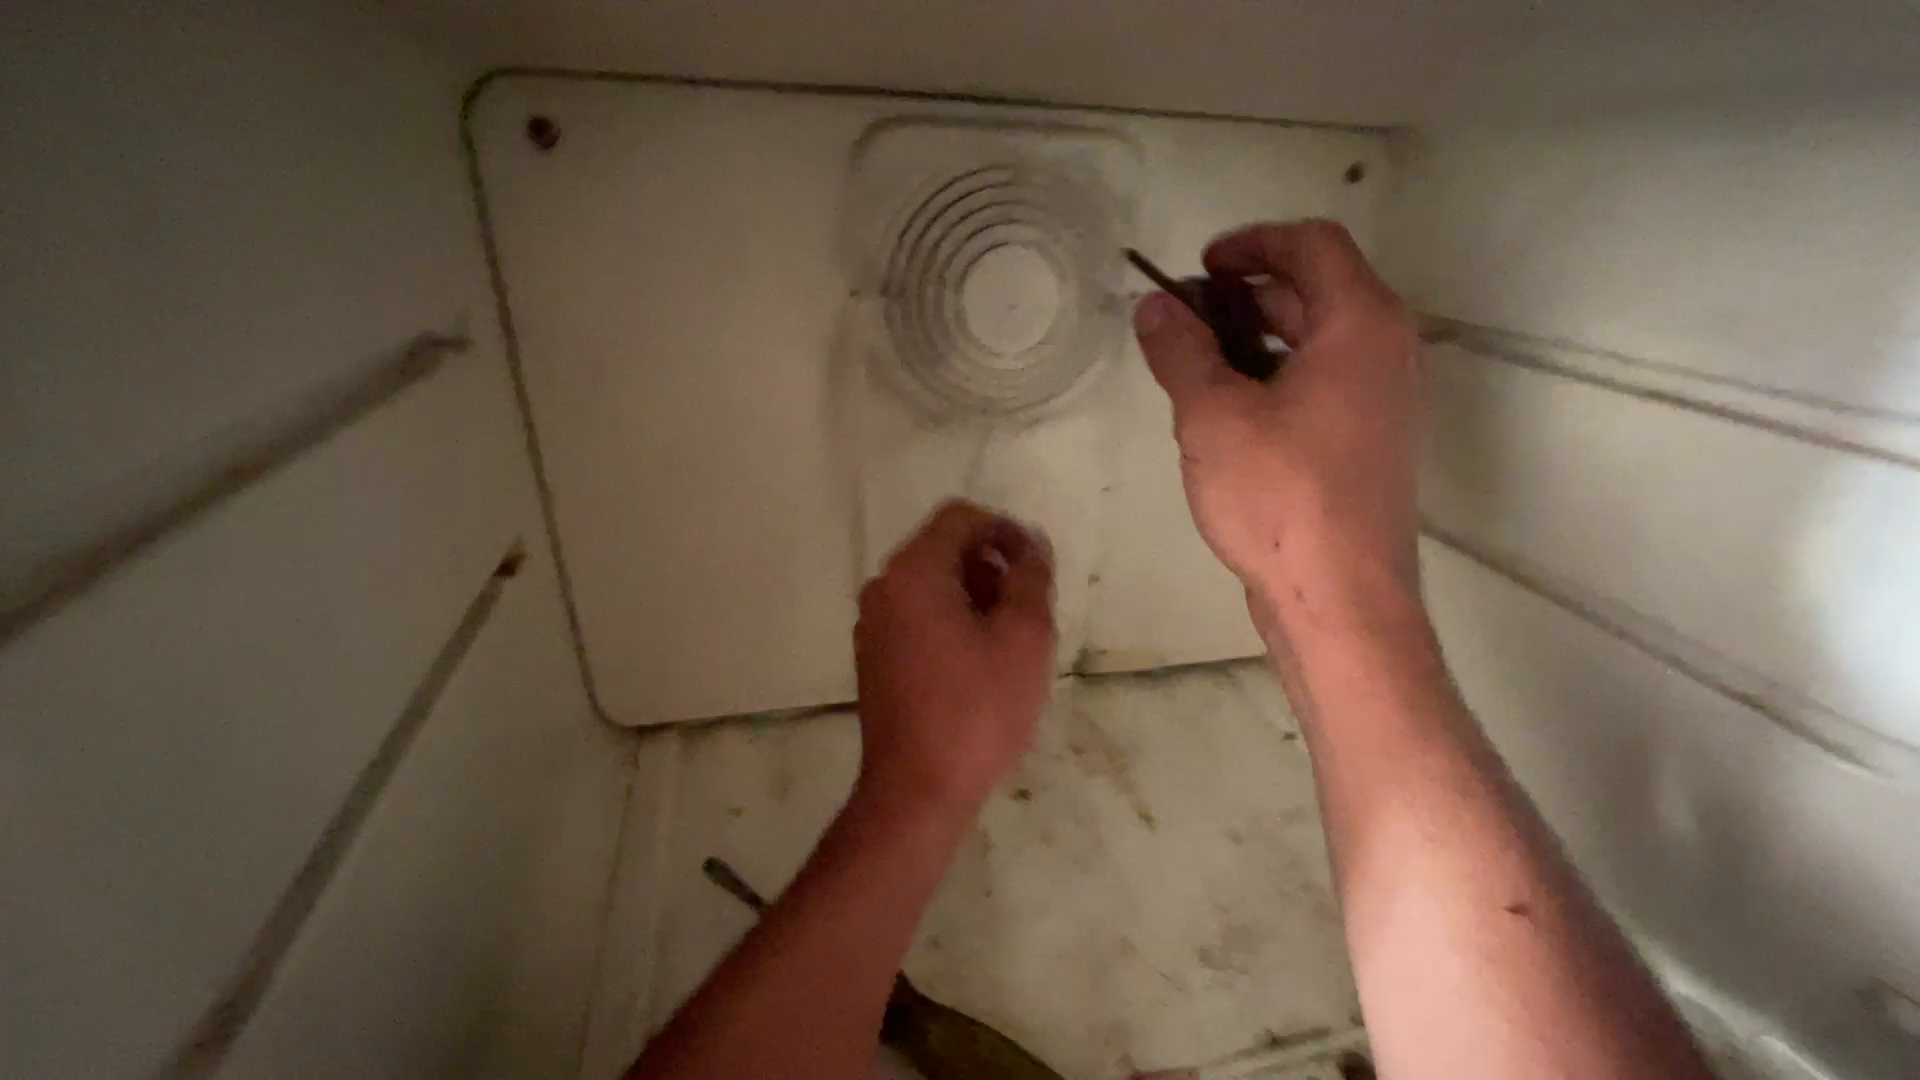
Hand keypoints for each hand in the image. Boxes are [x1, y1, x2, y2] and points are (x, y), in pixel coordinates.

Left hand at [853, 500, 1056, 810]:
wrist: (917, 791)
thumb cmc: (976, 709)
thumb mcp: (1024, 636)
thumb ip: (1031, 577)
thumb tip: (1031, 545)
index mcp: (912, 573)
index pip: (960, 518)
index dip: (1005, 530)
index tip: (1036, 566)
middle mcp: (883, 589)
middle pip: (943, 550)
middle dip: (992, 566)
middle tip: (1029, 609)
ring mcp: (872, 626)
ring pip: (931, 586)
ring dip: (975, 596)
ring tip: (1010, 641)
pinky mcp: (874, 658)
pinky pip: (917, 617)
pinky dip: (951, 622)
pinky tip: (979, 664)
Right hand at [1133, 220, 1422, 633]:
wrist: (1340, 596)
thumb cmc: (1279, 495)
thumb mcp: (1212, 417)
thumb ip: (1181, 351)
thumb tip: (1153, 306)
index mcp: (1359, 325)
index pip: (1312, 244)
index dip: (1251, 243)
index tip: (1198, 268)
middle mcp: (1384, 351)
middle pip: (1316, 290)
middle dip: (1245, 293)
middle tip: (1183, 318)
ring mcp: (1382, 400)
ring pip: (1316, 340)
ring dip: (1255, 336)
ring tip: (1195, 365)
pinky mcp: (1367, 441)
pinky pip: (1321, 382)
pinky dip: (1274, 375)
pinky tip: (1226, 412)